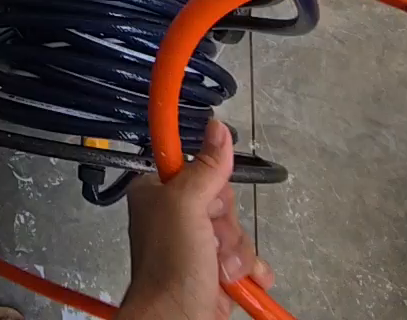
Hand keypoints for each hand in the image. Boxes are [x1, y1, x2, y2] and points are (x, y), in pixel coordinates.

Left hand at [120, 122, 274, 319]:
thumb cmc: (172, 262)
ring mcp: (195, 244)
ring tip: (220, 269)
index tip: (206, 205)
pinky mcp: (214, 271)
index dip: (209, 187)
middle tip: (210, 241)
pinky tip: (248, 281)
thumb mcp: (186, 205)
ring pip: (234, 230)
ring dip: (236, 253)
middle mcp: (174, 213)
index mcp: (156, 191)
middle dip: (225, 225)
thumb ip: (206, 169)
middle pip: (220, 201)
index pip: (196, 170)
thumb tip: (217, 126)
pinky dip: (249, 270)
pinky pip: (244, 258)